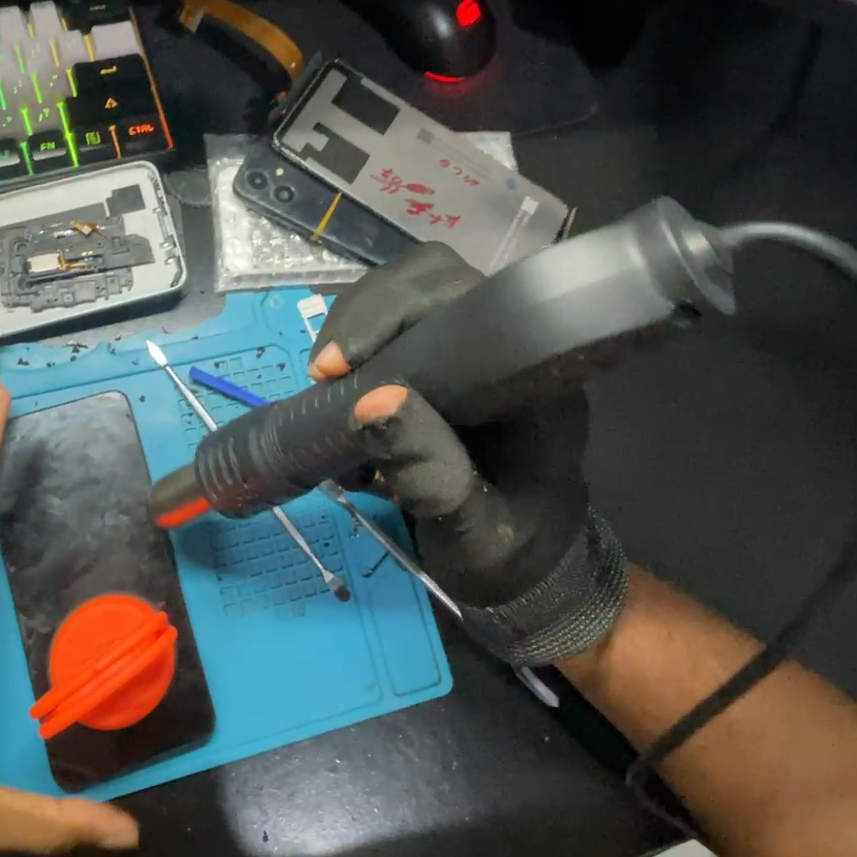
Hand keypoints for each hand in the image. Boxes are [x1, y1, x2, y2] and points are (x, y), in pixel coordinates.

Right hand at [311, 243, 629, 665]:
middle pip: (433, 280)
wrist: (526, 575)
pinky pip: (397, 330)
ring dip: (357, 331)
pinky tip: (338, 391)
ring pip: (409, 299)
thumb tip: (371, 402)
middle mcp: (507, 351)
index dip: (395, 313)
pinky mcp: (447, 368)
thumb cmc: (510, 559)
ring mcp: (475, 354)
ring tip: (325, 383)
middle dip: (366, 314)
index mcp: (533, 381)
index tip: (340, 364)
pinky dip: (358, 350)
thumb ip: (432, 477)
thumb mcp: (473, 535)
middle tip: (323, 371)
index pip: (467, 303)